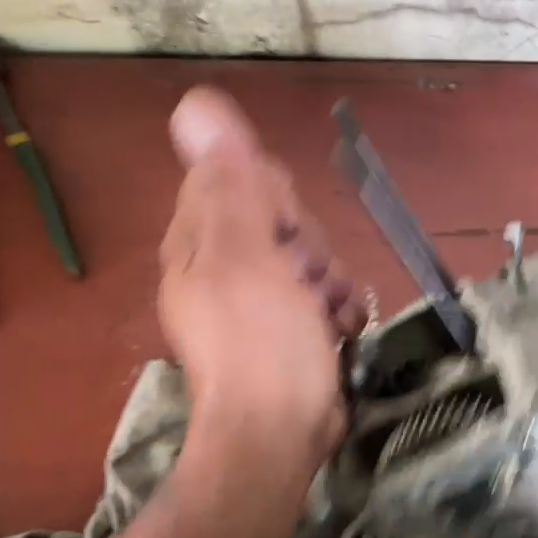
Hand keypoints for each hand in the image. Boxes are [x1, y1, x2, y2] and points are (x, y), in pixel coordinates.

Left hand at [159, 88, 369, 460]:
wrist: (281, 433)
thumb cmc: (261, 345)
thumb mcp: (244, 255)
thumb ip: (230, 184)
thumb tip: (196, 104)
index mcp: (200, 241)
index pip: (241, 179)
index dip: (274, 199)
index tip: (285, 235)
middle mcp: (225, 265)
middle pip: (283, 220)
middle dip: (310, 246)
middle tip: (306, 280)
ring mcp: (262, 302)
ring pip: (312, 259)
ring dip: (332, 282)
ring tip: (327, 314)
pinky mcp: (293, 331)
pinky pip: (325, 297)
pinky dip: (339, 311)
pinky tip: (341, 330)